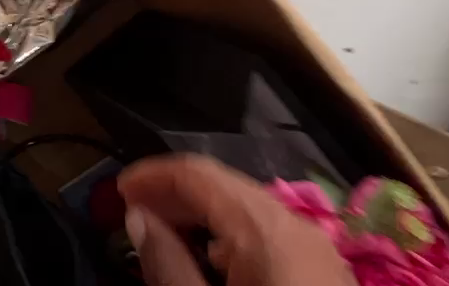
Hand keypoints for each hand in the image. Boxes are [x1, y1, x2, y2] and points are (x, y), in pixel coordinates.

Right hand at [120, 155, 355, 285]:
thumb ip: (167, 262)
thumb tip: (139, 218)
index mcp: (264, 229)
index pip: (197, 173)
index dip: (152, 175)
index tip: (119, 193)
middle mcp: (295, 226)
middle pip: (223, 186)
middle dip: (174, 193)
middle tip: (136, 213)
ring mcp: (319, 253)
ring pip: (247, 208)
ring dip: (202, 213)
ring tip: (167, 234)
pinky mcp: (329, 278)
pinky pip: (271, 235)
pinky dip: (233, 235)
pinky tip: (214, 264)